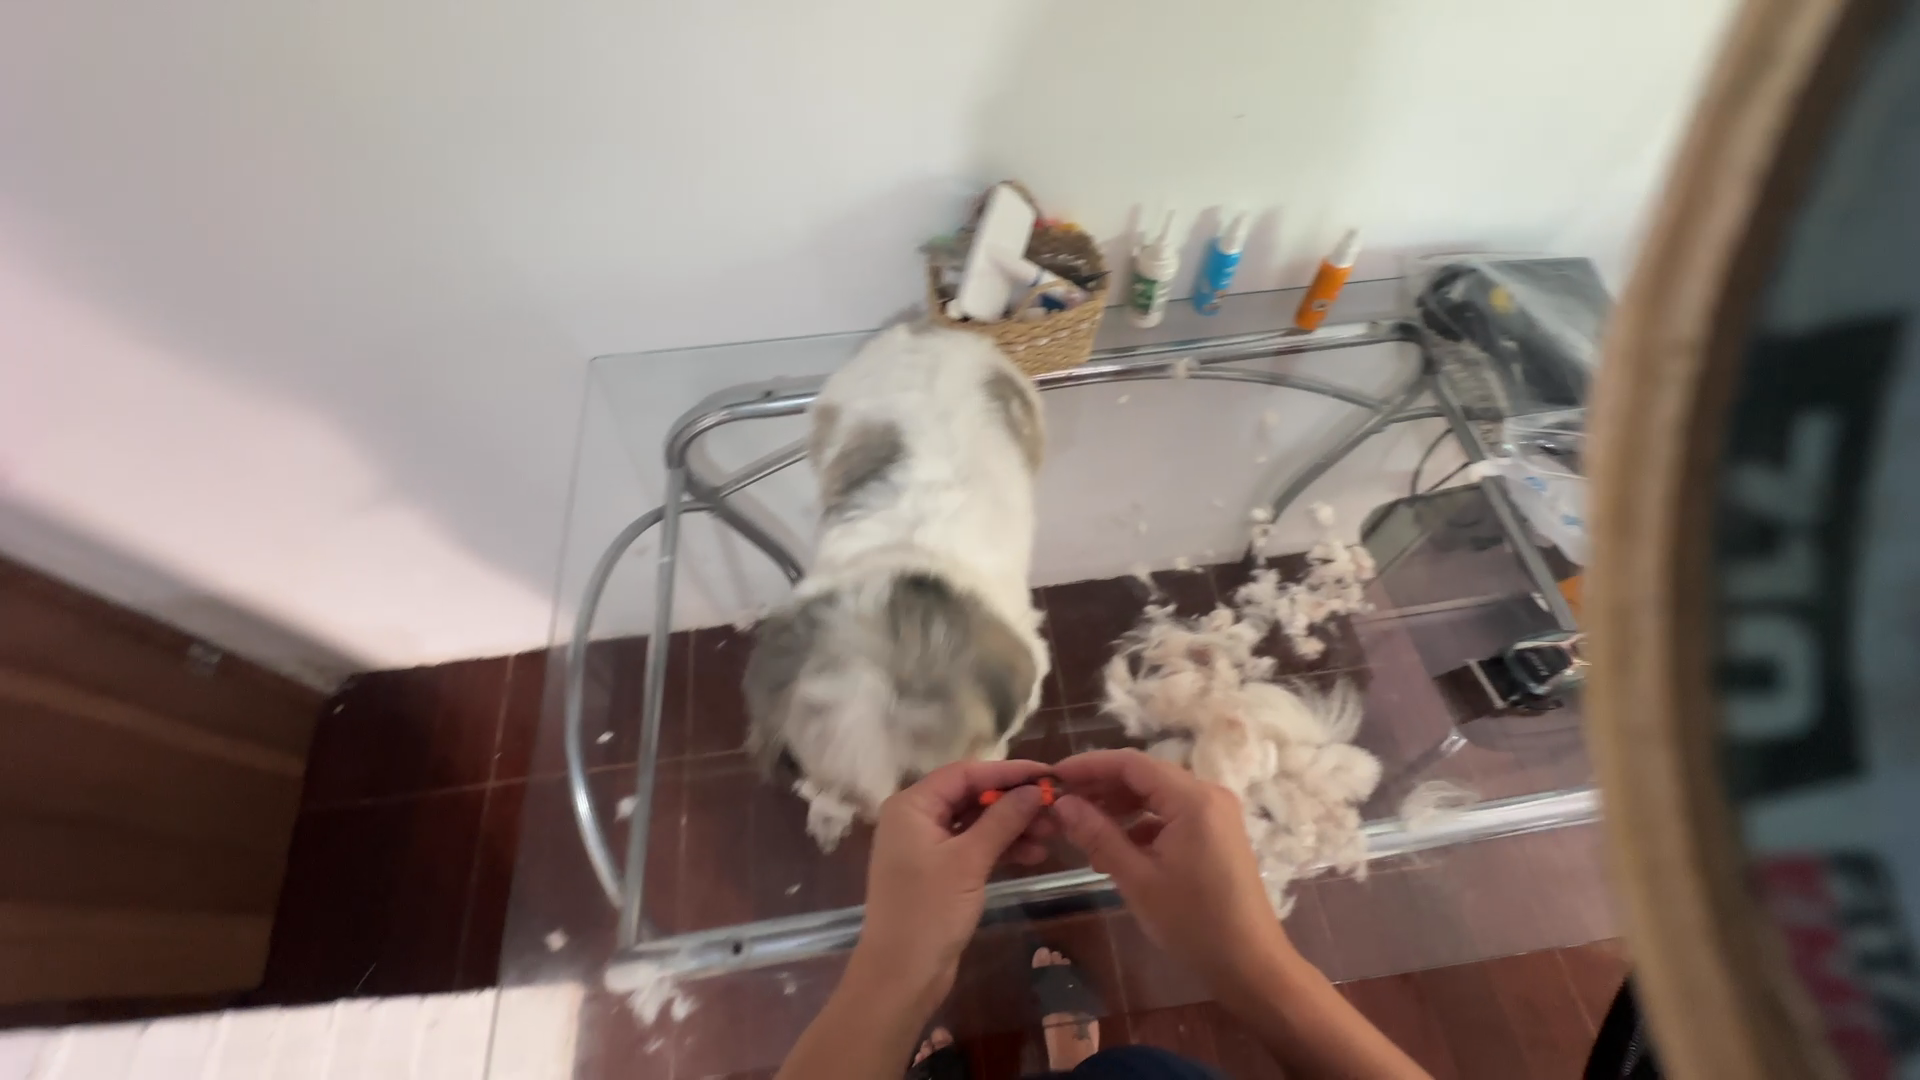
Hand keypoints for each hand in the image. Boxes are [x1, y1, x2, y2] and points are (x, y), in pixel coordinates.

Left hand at [851, 758, 1054, 1010]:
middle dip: (1013, 801)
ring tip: (1052, 833)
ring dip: (1013, 826)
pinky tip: (1035, 853)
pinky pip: (974, 846)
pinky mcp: (940, 870)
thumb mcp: (969, 861)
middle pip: (972, 796)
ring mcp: (927, 845)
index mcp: (912, 805)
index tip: (1047, 773)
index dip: (1008, 771)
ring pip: (977, 822)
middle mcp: (917, 817)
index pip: (965, 773)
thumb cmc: (928, 911)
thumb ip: (1002, 820)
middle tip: (1055, 808)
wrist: (901, 978)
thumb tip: (1036, 790)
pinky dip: (1001, 848)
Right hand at [1051, 749, 1290, 984]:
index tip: (1054, 776)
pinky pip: (1169, 812)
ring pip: (1155, 793)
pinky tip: (1114, 845)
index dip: (1089, 765)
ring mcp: (1214, 812)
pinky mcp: (1215, 832)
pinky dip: (1139, 822)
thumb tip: (1060, 803)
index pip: (1131, 763)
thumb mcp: (1137, 879)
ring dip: (1118, 804)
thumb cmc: (1194, 924)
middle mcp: (1207, 794)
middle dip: (1100, 785)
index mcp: (1192, 798)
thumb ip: (1097, 834)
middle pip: (1143, 774)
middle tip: (1061, 801)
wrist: (1253, 969)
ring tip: (1080, 825)